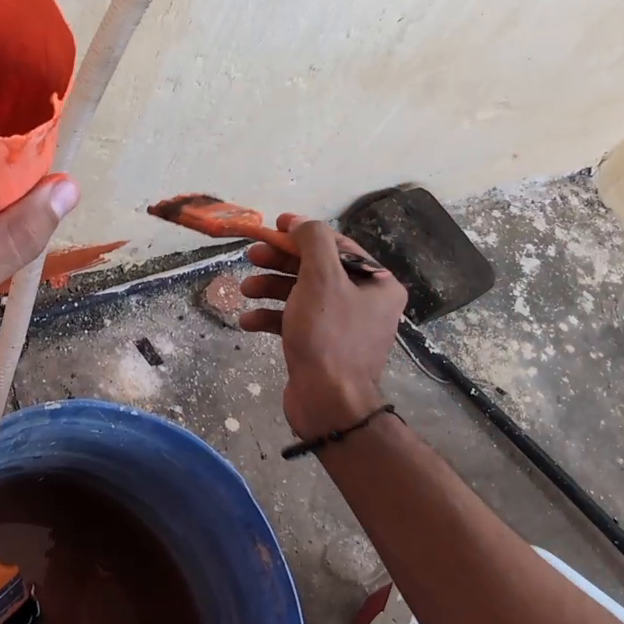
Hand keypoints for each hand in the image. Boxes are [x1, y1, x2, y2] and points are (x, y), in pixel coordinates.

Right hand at [238, 215, 407, 437]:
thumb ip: (313, 241)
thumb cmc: (328, 334)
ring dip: (270, 288)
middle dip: (280, 261)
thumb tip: (302, 222)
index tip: (275, 225)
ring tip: (246, 289)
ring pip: (301, 293)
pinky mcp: (321, 346)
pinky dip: (270, 317)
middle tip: (252, 255)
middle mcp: (364, 302)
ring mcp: (341, 326)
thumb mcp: (321, 278)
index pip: (337, 245)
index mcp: (377, 284)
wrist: (328, 400)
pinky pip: (294, 321)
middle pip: (315, 268)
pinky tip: (248, 321)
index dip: (303, 233)